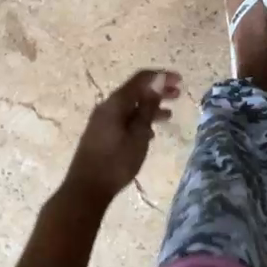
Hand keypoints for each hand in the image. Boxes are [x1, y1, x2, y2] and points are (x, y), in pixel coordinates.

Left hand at [61, 69, 181, 206]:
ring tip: (169, 116)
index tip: (180, 81)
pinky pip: (124, 119)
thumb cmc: (116, 162)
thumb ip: (148, 107)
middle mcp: (107, 106)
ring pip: (130, 106)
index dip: (162, 76)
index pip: (141, 79)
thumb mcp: (138, 134)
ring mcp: (102, 120)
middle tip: (178, 95)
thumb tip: (157, 81)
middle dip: (158, 91)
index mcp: (116, 102)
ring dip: (150, 108)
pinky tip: (151, 133)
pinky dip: (139, 120)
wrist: (86, 189)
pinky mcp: (101, 133)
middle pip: (136, 91)